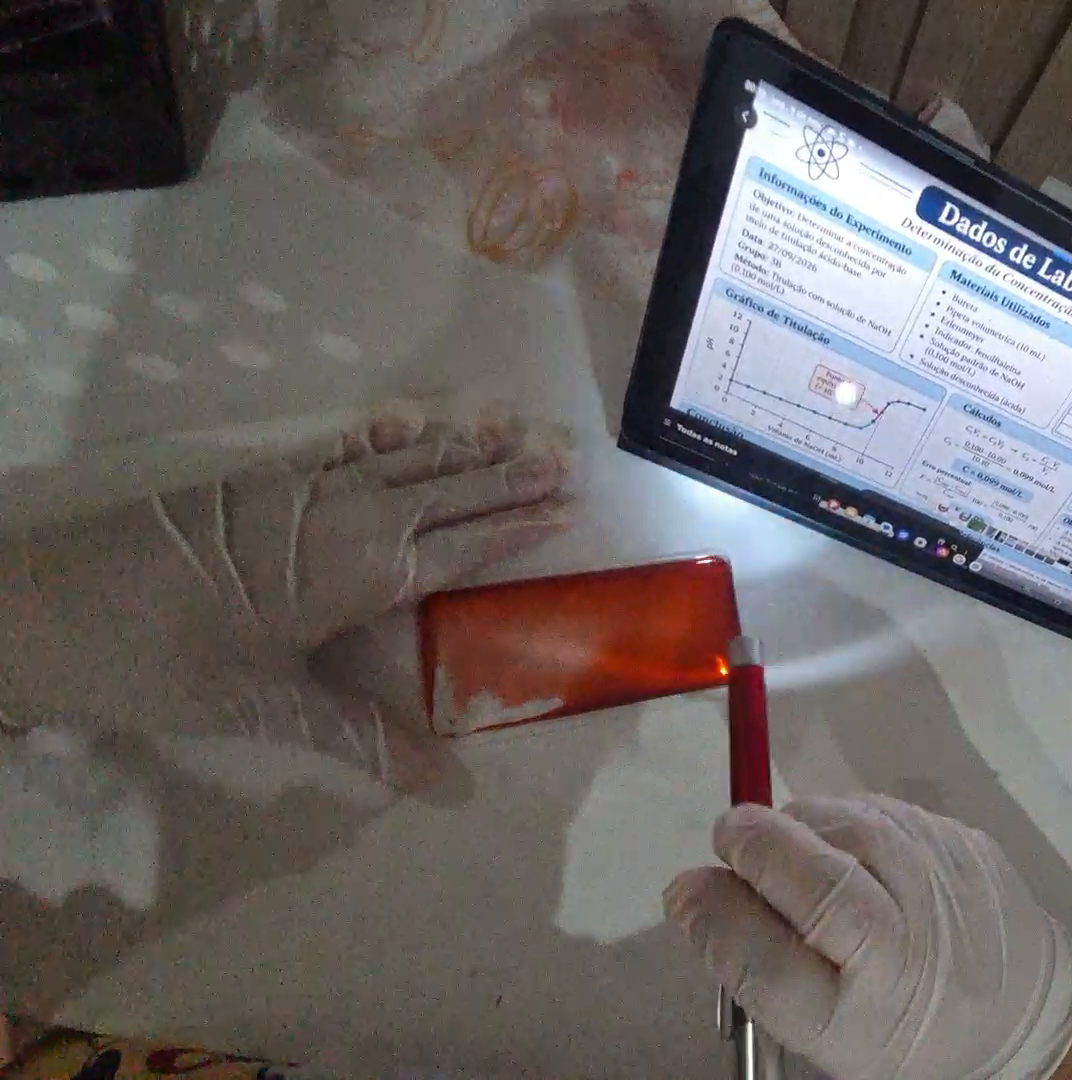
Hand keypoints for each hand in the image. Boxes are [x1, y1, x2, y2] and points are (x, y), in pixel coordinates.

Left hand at [0, 404, 573, 786]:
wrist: (20, 609)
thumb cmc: (157, 665)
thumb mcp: (266, 707)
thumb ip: (364, 738)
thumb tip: (451, 790)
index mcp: (362, 573)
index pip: (467, 544)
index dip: (522, 526)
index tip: (572, 508)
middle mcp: (349, 520)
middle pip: (452, 494)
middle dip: (513, 477)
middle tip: (567, 457)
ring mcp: (306, 488)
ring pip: (410, 462)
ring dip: (467, 447)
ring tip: (517, 428)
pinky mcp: (264, 475)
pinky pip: (347, 445)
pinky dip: (390, 431)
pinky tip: (416, 417)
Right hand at [665, 796, 1071, 1079]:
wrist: (1020, 1004)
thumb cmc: (908, 1027)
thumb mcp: (829, 1028)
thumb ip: (763, 963)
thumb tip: (697, 890)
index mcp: (866, 1020)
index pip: (770, 967)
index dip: (718, 920)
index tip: (685, 888)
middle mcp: (909, 946)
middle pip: (820, 883)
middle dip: (758, 846)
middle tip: (727, 835)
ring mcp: (944, 884)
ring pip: (851, 827)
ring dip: (800, 822)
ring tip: (783, 837)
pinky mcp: (963, 840)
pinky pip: (885, 810)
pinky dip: (845, 816)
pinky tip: (840, 836)